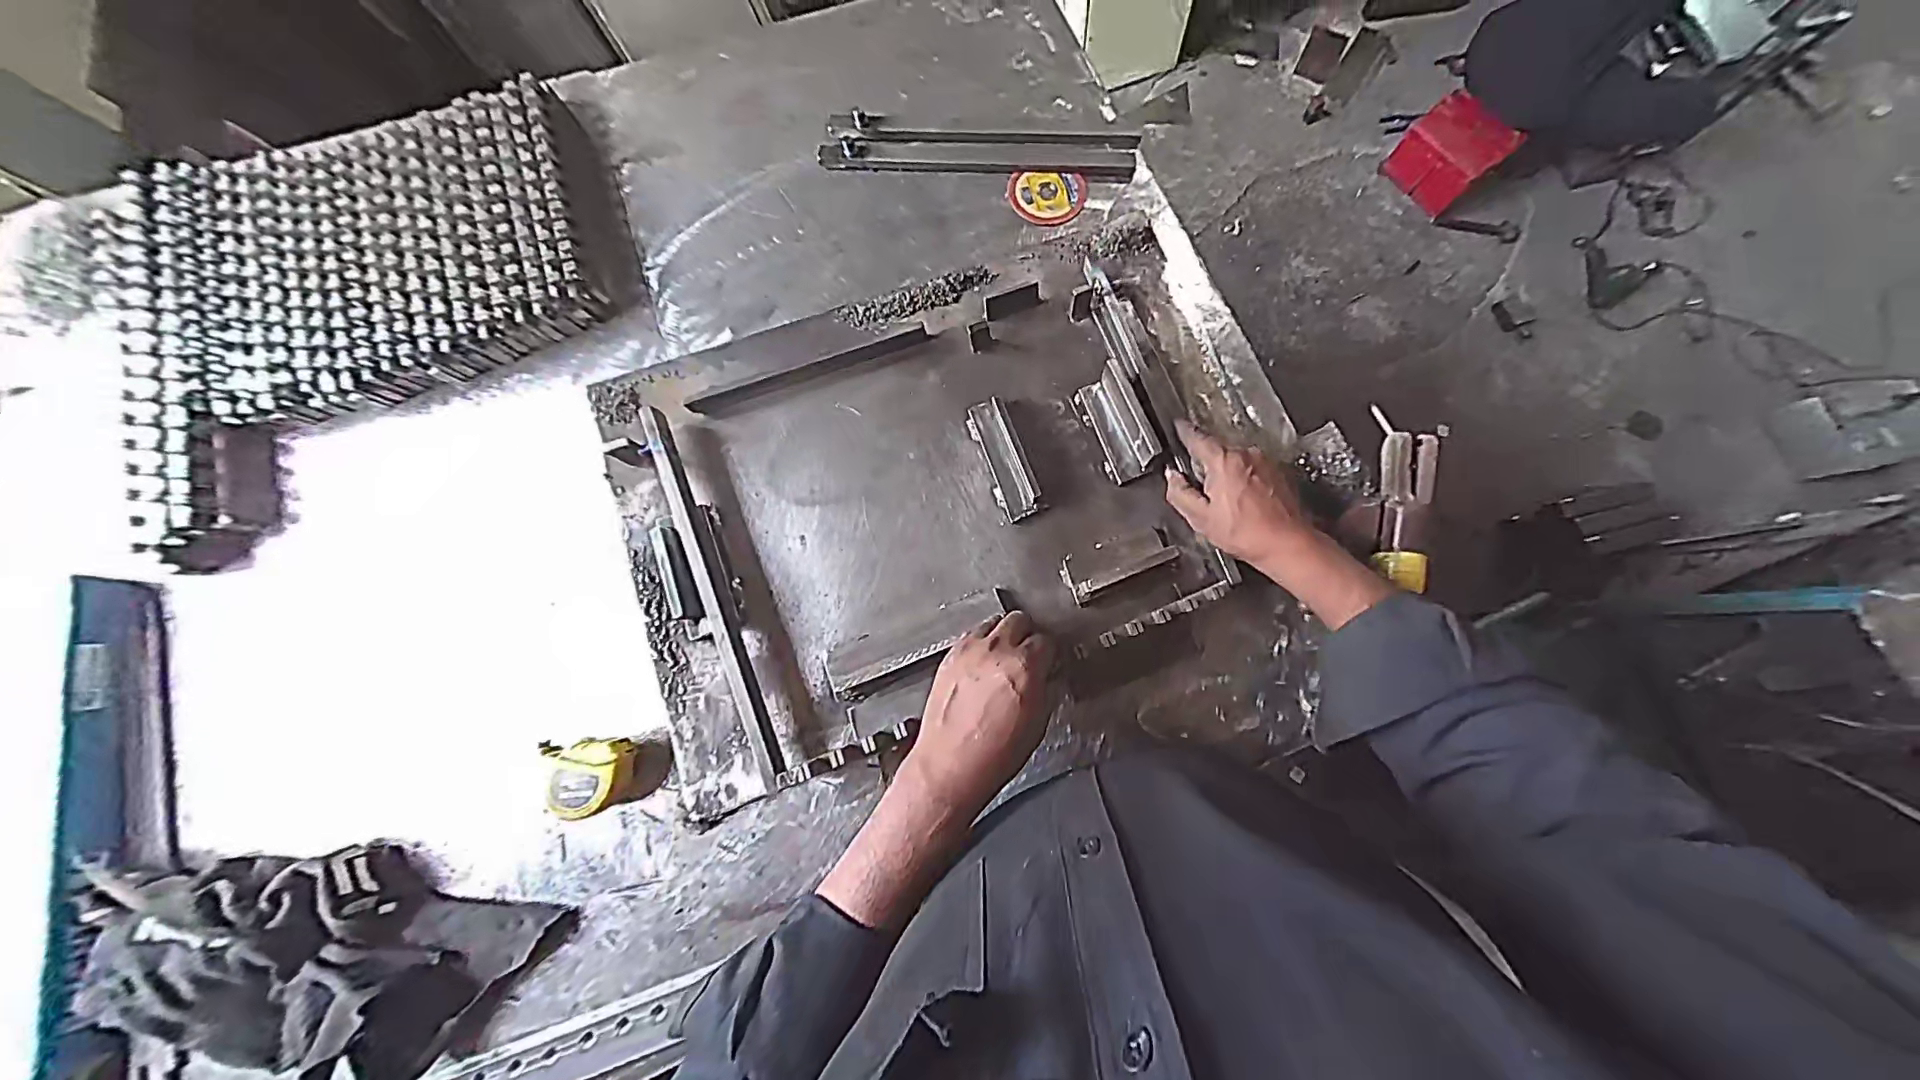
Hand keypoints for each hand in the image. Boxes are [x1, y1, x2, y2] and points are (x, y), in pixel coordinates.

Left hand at [899, 611, 1054, 816]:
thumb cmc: (991, 754)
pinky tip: (982, 661)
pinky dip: (980, 644)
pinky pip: (970, 637)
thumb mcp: (1037, 722)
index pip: (1046, 640)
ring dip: (1002, 634)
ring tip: (1004, 654)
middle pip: (1019, 620)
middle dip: (1027, 633)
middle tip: (1030, 649)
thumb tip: (1046, 677)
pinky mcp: (949, 657)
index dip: (1050, 651)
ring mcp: (969, 651)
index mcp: (1025, 666)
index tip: (1049, 658)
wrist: (950, 765)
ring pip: (993, 622)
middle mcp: (996, 651)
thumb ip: (1044, 688)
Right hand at [1164, 419, 1312, 563]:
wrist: (1286, 543)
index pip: (1197, 438)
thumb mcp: (1200, 518)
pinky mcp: (1278, 473)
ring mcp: (1265, 463)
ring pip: (1235, 462)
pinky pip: (1252, 470)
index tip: (1178, 427)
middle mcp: (1246, 455)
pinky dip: (1245, 482)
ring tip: (1227, 504)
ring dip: (1227, 476)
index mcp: (1223, 462)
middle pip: (1217, 452)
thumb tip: (1172, 478)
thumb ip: (1179, 493)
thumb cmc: (1248, 532)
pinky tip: (1244, 505)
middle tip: (1202, 492)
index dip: (1184, 432)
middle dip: (1207, 467)